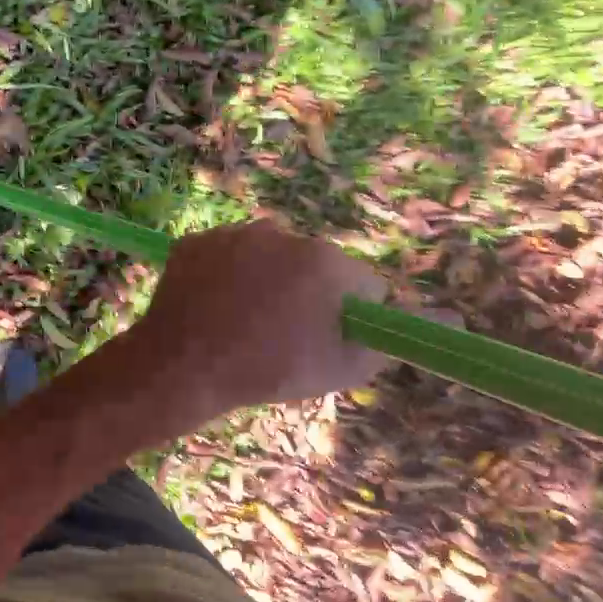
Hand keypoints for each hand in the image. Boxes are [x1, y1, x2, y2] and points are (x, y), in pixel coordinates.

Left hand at [127, 220, 390, 424]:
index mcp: (324, 259)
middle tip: (284, 328)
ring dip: (265, 276)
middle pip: (312, 263)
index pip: (361, 283)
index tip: (329, 334)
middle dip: (308, 289)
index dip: (351, 312)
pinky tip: (215, 303)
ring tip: (245, 317)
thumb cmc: (269, 368)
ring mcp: (230, 234)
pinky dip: (225, 273)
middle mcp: (278, 233)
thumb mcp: (346, 367)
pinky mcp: (193, 241)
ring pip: (266, 255)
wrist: (182, 364)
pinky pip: (225, 255)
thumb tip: (419, 319)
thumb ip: (386, 339)